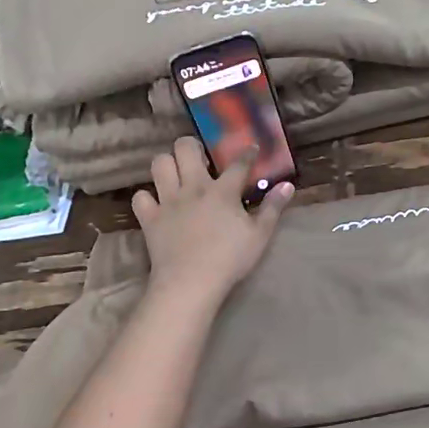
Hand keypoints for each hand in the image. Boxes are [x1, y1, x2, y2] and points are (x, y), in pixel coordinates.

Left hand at [133, 137, 293, 304]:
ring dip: (168, 164)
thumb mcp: (260, 235)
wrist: (191, 282)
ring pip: (159, 164)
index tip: (250, 147)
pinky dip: (148, 197)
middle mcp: (193, 187)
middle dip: (192, 146)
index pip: (237, 163)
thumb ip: (273, 207)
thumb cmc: (230, 258)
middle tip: (200, 157)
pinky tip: (157, 203)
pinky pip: (140, 197)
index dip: (246, 152)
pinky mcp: (150, 218)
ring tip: (177, 173)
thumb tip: (287, 185)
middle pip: (185, 148)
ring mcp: (167, 201)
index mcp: (223, 191)